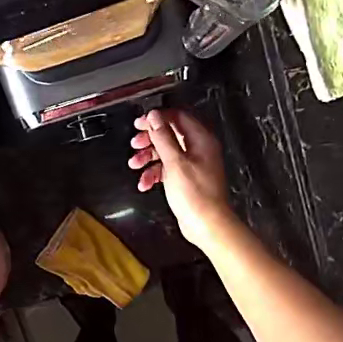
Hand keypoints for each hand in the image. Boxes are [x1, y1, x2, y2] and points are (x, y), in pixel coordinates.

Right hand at [129, 108, 239, 249]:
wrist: (207, 224)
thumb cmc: (196, 195)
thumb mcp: (174, 162)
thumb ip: (162, 137)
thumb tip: (154, 117)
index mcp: (201, 139)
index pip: (178, 117)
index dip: (157, 118)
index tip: (140, 123)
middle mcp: (199, 149)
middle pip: (170, 134)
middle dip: (150, 139)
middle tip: (135, 144)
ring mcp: (193, 164)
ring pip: (166, 152)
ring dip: (149, 158)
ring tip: (135, 164)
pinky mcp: (187, 179)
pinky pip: (168, 169)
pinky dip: (155, 173)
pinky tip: (145, 183)